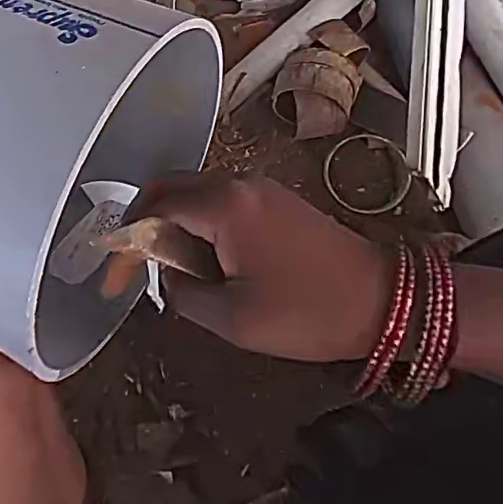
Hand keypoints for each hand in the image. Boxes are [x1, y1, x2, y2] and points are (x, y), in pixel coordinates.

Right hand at [126, 173, 391, 362]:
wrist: (385, 301)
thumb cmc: (308, 313)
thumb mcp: (233, 318)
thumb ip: (183, 293)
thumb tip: (167, 277)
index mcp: (226, 207)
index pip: (156, 209)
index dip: (128, 241)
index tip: (117, 278)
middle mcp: (241, 185)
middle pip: (172, 187)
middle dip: (144, 221)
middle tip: (134, 261)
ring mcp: (263, 189)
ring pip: (197, 192)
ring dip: (173, 222)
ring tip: (169, 266)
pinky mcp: (278, 200)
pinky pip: (223, 200)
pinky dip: (200, 222)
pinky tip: (205, 256)